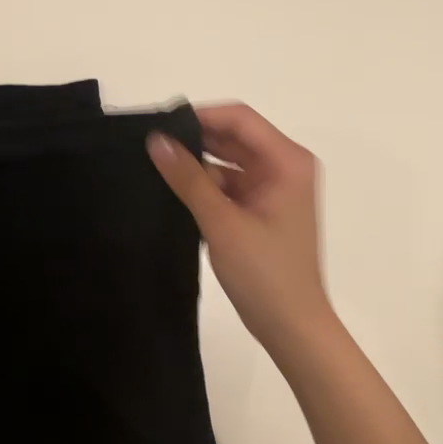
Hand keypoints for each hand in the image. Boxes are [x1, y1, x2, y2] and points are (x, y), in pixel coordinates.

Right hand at [148, 104, 331, 351]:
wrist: (293, 328)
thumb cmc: (265, 273)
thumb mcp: (222, 222)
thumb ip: (188, 178)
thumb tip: (155, 140)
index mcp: (288, 161)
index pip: (240, 119)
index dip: (200, 116)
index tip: (159, 124)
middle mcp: (285, 166)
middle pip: (235, 137)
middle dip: (196, 138)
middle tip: (149, 144)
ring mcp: (275, 188)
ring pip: (230, 161)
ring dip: (198, 163)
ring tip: (154, 165)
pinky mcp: (263, 208)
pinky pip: (230, 183)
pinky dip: (206, 185)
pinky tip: (174, 190)